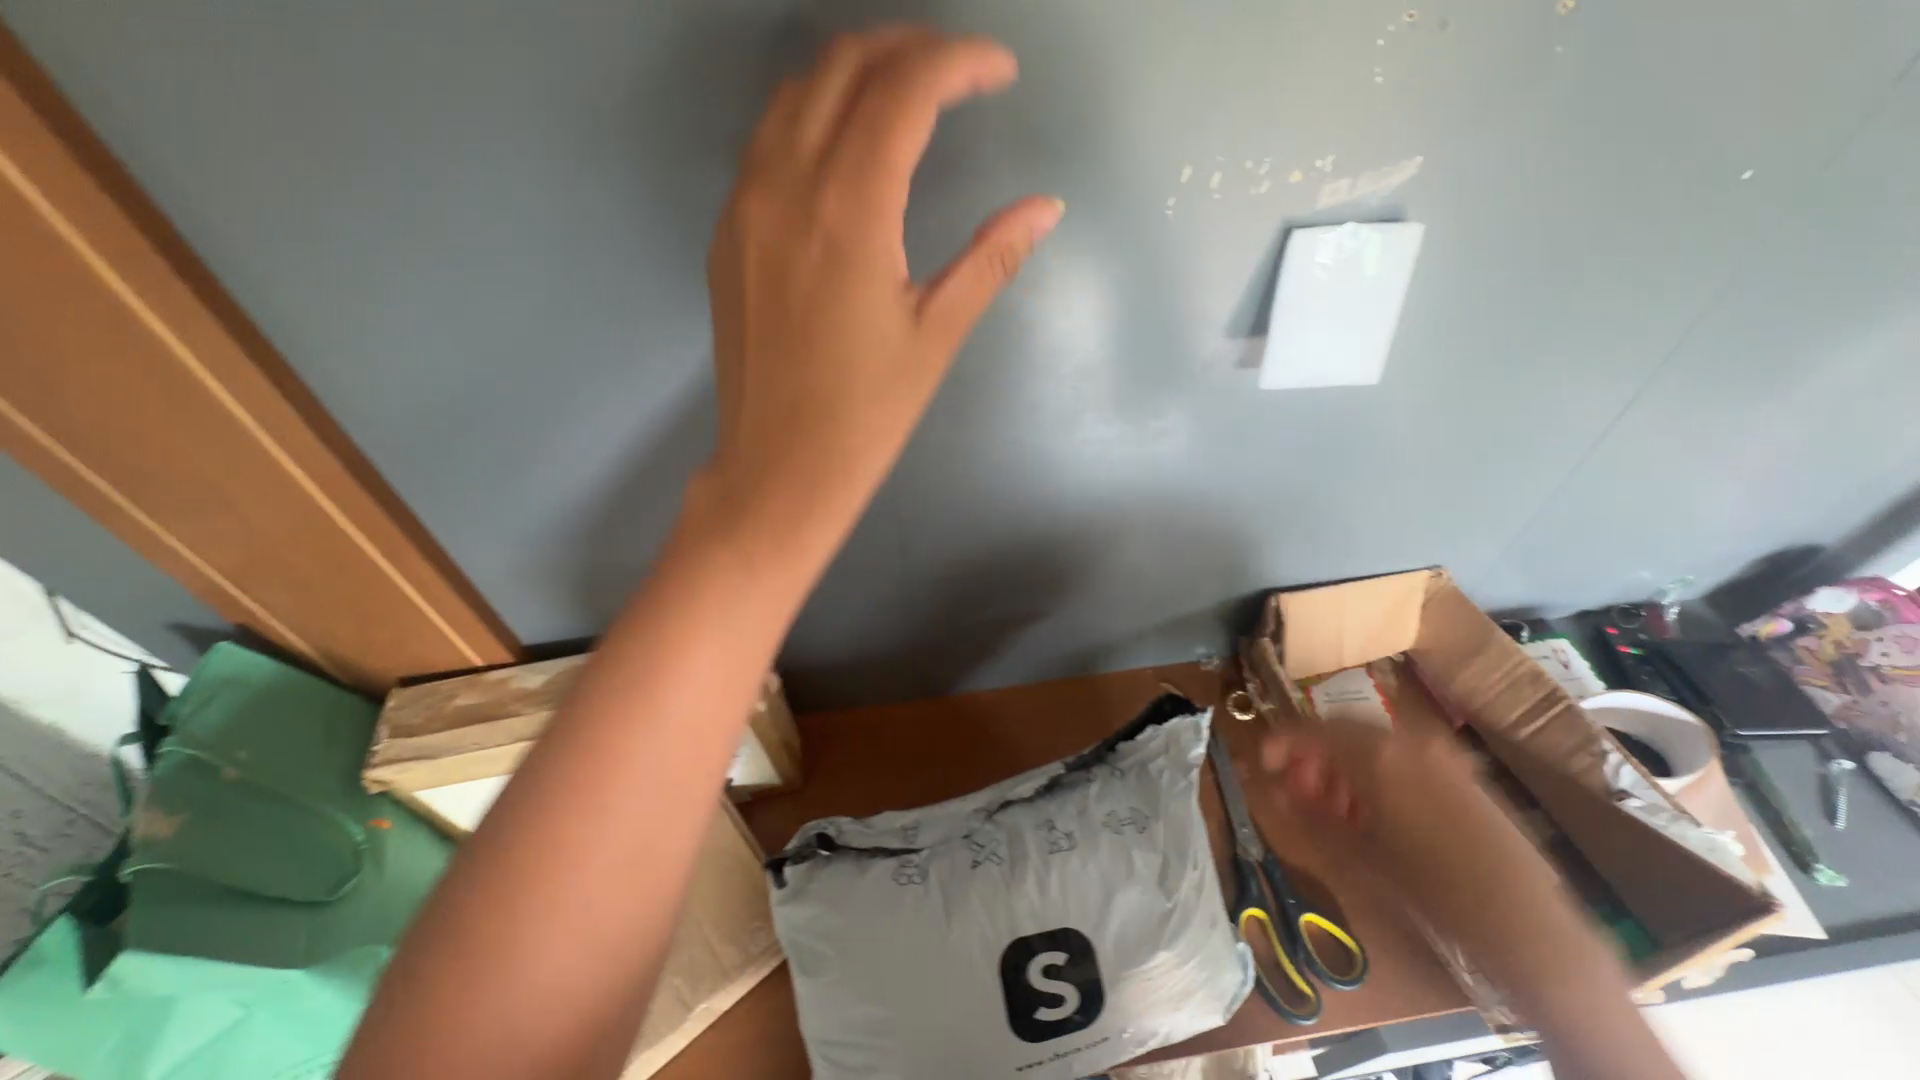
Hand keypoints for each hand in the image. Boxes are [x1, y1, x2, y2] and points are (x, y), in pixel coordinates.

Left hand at [701, 27, 1063, 534]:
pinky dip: (814, 114)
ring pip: (796, 92)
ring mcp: (746, 204)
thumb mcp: (938, 334)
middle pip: (844, 65)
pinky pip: (767, 138)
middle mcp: (787, 186)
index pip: (905, 90)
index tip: (1001, 73)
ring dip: (856, 72)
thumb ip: (991, 256)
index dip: (960, 62)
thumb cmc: (866, 414)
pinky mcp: (728, 230)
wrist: (777, 469)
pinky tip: (849, 146)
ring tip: (910, 93)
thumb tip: (1045, 207)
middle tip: (960, 71)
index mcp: (849, 210)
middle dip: (909, 47)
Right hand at [1258, 722, 1553, 921]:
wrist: (1522, 920)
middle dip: (1314, 757)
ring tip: (1333, 808)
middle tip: (1296, 791)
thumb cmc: (1429, 888)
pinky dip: (1379, 774)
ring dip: (1346, 766)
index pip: (1312, 729)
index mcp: (1376, 753)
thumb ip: (1307, 815)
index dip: (1280, 743)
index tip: (1262, 765)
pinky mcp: (1465, 775)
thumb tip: (1274, 790)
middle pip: (1345, 732)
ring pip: (1377, 746)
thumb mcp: (1355, 854)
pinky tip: (1374, 814)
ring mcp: (1442, 755)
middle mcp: (1408, 740)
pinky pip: (1406, 759)